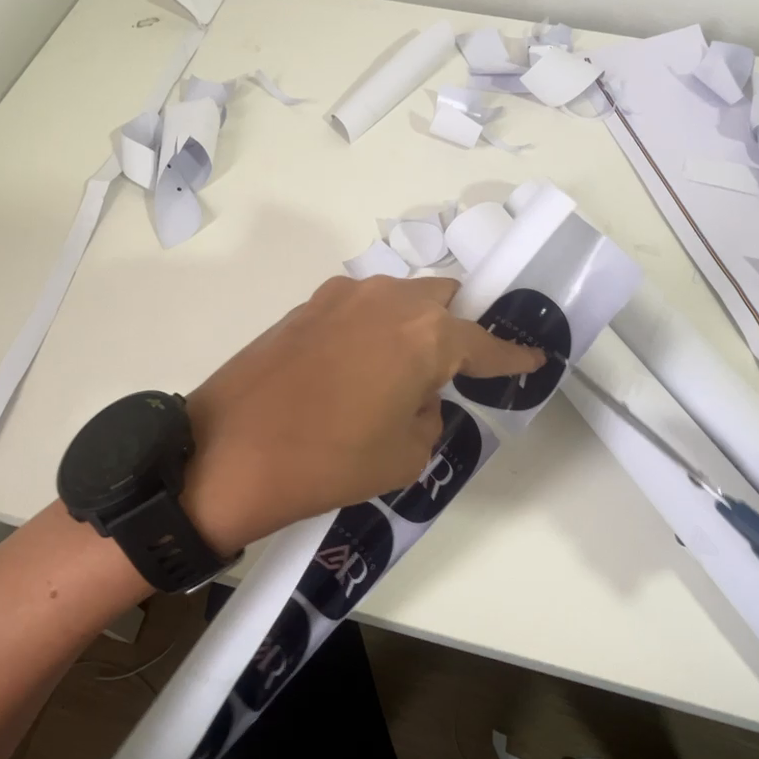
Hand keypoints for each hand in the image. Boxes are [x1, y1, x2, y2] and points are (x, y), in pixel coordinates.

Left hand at [178, 274, 544, 555]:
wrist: (225, 454)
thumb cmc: (327, 461)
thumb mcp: (403, 456)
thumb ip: (429, 415)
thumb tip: (418, 396)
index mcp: (425, 334)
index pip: (484, 342)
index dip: (512, 355)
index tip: (532, 359)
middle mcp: (387, 299)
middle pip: (442, 300)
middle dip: (457, 329)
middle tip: (452, 370)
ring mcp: (341, 297)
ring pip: (398, 299)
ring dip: (411, 327)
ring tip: (399, 375)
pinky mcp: (305, 306)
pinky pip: (359, 309)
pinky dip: (373, 331)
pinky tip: (356, 370)